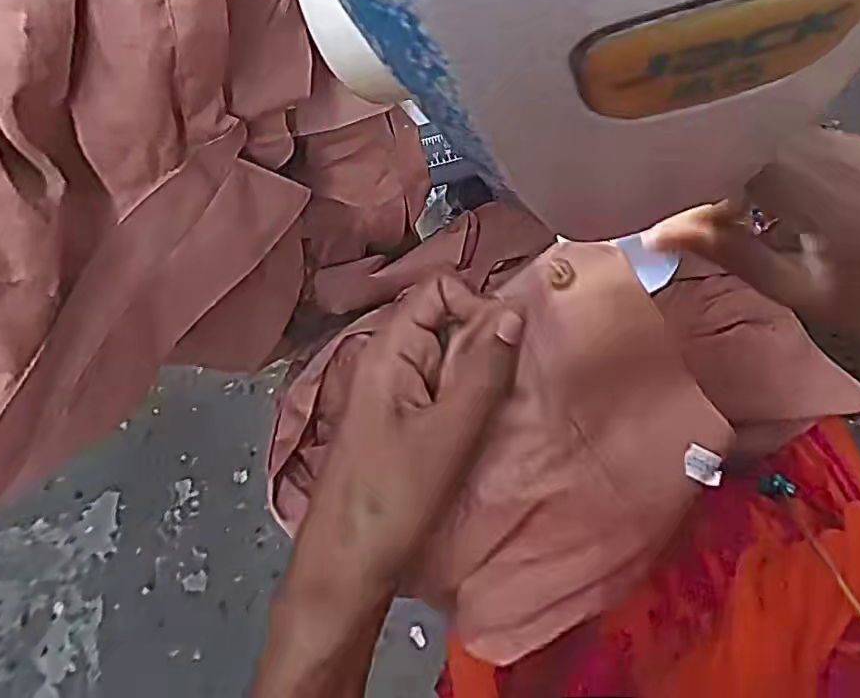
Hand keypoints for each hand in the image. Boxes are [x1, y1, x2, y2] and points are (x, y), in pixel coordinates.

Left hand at [280, 274, 523, 614]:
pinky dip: (469, 392)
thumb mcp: (450, 432)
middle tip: (504, 380)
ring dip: (480, 368)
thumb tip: (514, 312)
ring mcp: (395, 386)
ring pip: (449, 351)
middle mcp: (389, 357)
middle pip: (446, 316)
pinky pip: (444, 381)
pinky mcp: (404, 413)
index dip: (475, 302)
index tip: (503, 341)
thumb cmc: (391, 501)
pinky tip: (480, 421)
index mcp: (389, 349)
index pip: (438, 288)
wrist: (345, 571)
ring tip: (496, 403)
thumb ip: (485, 369)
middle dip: (483, 339)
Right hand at [644, 128, 859, 361]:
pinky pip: (790, 137)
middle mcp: (850, 162)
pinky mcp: (851, 142)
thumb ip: (729, 253)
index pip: (760, 159)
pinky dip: (762, 158)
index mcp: (841, 205)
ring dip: (739, 159)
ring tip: (721, 199)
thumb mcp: (792, 290)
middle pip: (762, 139)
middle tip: (685, 191)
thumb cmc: (859, 303)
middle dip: (718, 161)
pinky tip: (753, 190)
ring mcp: (854, 147)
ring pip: (773, 134)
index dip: (710, 162)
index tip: (672, 183)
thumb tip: (658, 234)